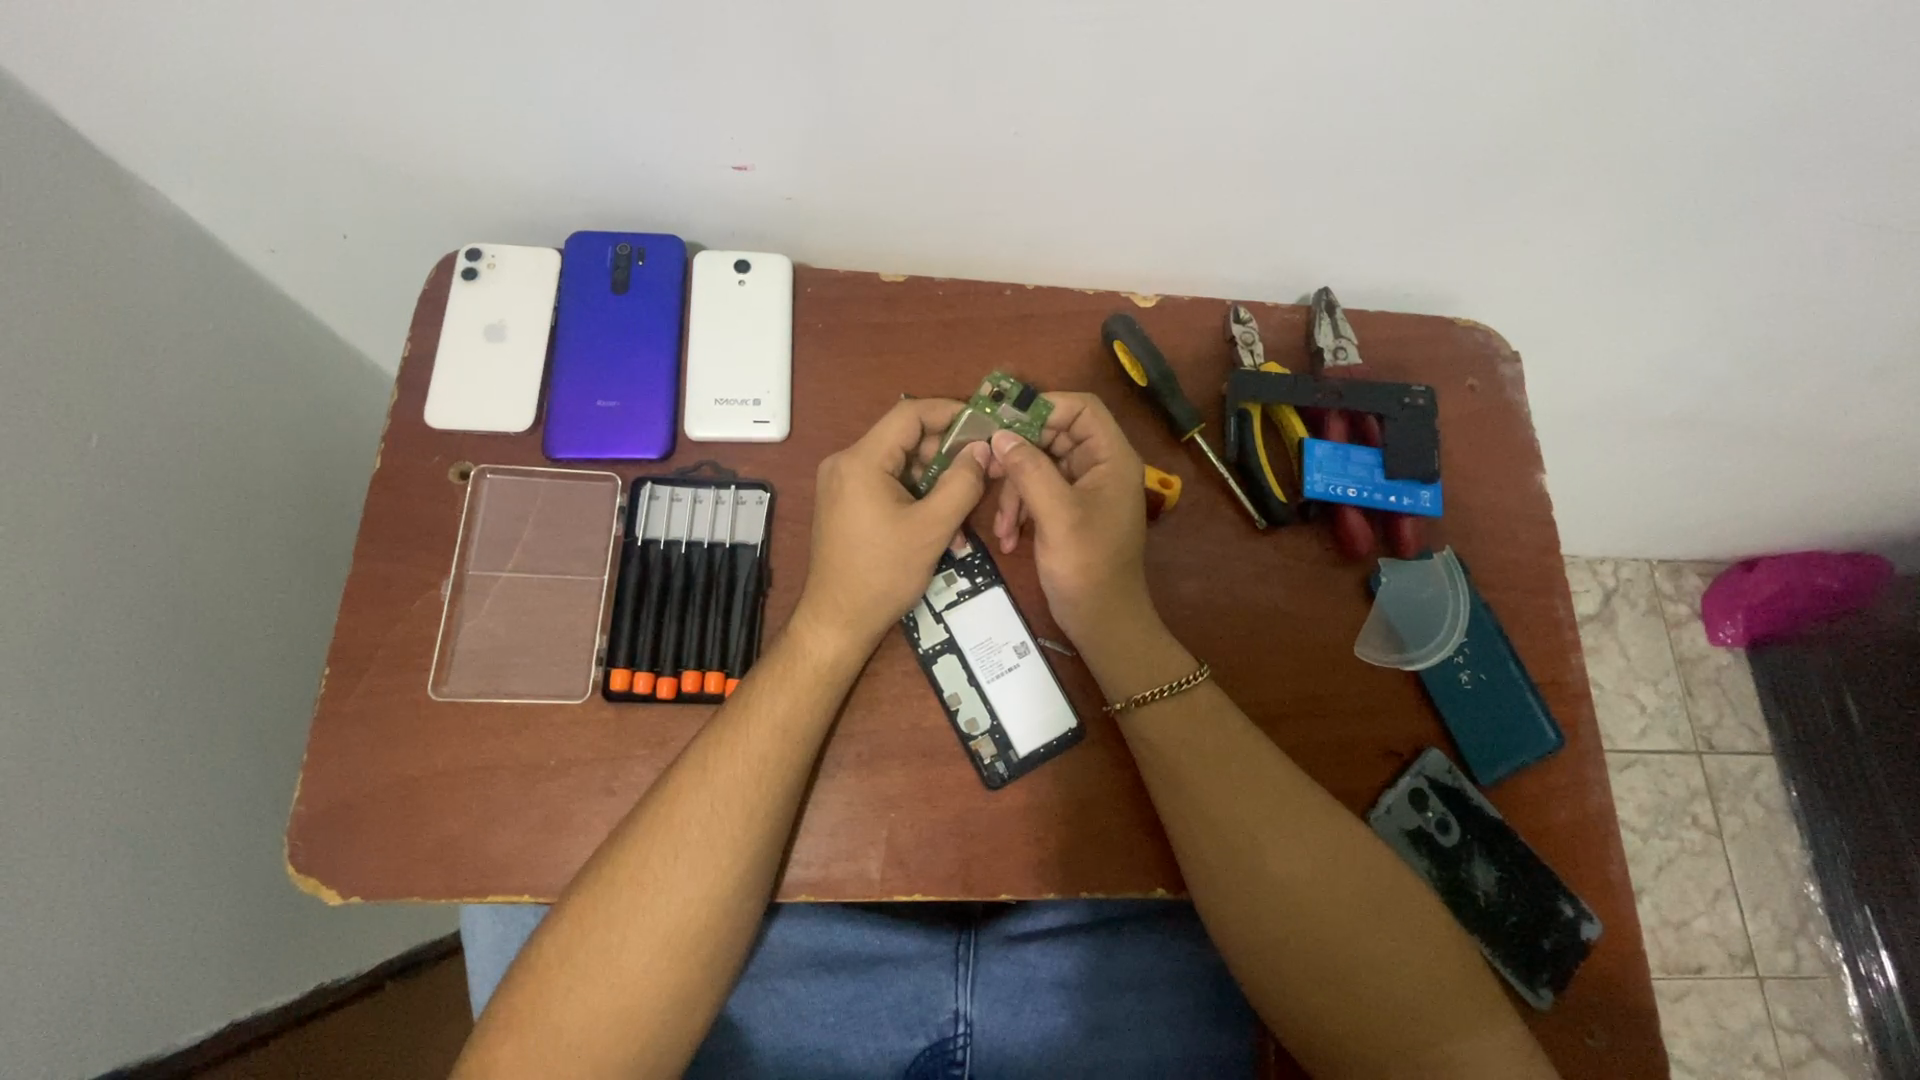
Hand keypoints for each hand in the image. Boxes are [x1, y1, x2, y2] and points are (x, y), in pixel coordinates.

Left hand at [792, 399, 990, 652]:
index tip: (984, 425)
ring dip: (936, 484)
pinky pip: (888, 486)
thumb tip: (983, 450)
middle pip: (906, 440)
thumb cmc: (883, 574)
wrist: (838, 621)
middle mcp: (846, 463)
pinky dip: (917, 499)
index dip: (951, 413)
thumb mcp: (932, 528)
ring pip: (901, 467)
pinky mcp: (846, 505)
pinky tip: (941, 529)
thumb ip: (963, 483)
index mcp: (861, 460)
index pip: (910, 414)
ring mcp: (843, 485)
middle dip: (947, 456)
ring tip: (964, 514)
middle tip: (982, 474)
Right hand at [987, 393, 1157, 649]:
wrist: (1101, 621)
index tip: (1004, 422)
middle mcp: (1099, 466)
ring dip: (1014, 492)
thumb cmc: (1087, 567)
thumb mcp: (1056, 515)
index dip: (1044, 407)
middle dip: (1019, 456)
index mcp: (1110, 458)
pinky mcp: (1067, 511)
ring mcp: (1082, 490)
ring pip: (1038, 466)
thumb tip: (1000, 435)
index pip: (1081, 409)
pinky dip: (1019, 510)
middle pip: (1053, 436)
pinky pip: (1037, 493)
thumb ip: (1029, 470)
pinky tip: (1007, 538)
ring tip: (1001, 525)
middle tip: (988, 469)